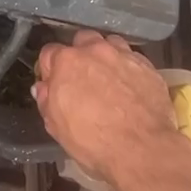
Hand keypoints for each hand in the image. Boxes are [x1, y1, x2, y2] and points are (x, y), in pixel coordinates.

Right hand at [31, 29, 185, 189]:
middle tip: (84, 78)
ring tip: (109, 77)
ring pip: (110, 43)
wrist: (143, 150)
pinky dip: (129, 68)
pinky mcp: (147, 66)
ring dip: (106, 56)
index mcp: (66, 62)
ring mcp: (123, 55)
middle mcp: (94, 50)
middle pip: (82, 40)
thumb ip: (46, 101)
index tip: (55, 84)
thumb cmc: (94, 142)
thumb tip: (43, 88)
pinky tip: (131, 86)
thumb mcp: (57, 127)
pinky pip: (133, 59)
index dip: (51, 69)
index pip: (49, 53)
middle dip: (80, 54)